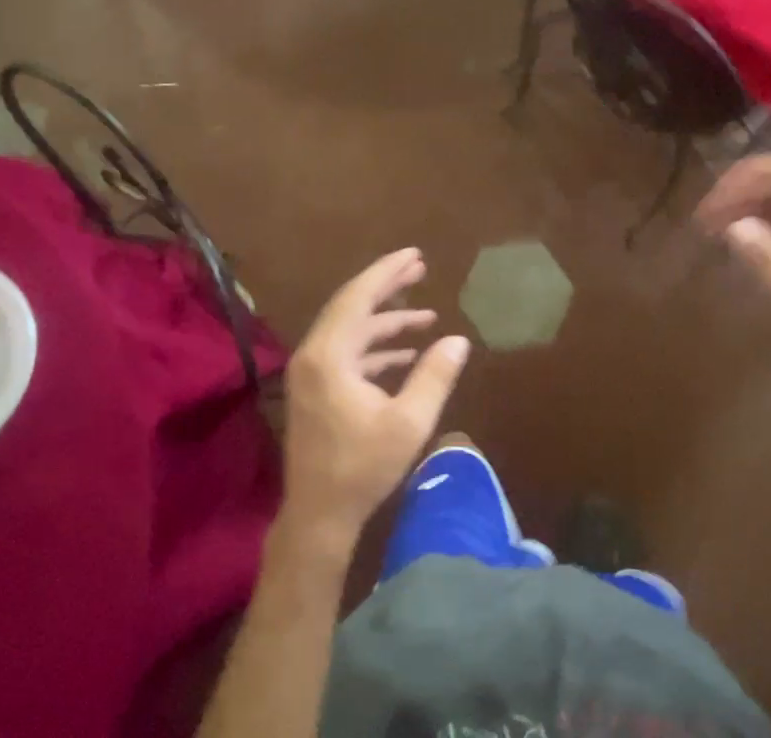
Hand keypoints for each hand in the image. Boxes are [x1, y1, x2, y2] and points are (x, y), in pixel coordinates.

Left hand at [283, 248, 470, 540]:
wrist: (319, 514)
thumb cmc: (363, 467)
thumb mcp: (410, 422)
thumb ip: (435, 376)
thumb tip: (458, 339)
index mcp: (330, 357)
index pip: (358, 299)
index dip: (387, 273)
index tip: (415, 255)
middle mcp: (314, 356)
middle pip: (352, 307)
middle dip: (387, 288)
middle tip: (420, 268)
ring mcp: (312, 375)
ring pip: (351, 332)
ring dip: (386, 321)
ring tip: (425, 314)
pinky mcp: (317, 391)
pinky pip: (348, 354)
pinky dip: (377, 348)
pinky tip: (407, 353)